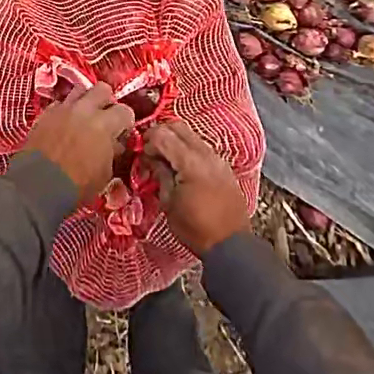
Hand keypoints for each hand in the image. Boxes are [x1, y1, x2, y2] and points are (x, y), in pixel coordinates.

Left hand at [22, 83, 134, 199]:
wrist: (39, 184)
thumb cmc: (78, 184)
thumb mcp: (105, 173)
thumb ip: (112, 152)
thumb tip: (114, 143)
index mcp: (104, 124)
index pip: (125, 111)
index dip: (126, 121)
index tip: (122, 131)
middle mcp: (84, 110)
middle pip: (102, 89)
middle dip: (106, 101)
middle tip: (104, 117)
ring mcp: (62, 109)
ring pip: (79, 90)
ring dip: (85, 101)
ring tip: (84, 117)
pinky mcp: (45, 113)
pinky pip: (60, 104)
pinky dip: (65, 110)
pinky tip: (65, 124)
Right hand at [143, 121, 249, 255]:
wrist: (232, 246)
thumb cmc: (195, 228)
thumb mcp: (168, 203)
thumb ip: (159, 174)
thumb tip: (151, 158)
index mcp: (190, 162)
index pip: (163, 134)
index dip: (147, 140)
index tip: (141, 154)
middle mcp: (206, 154)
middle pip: (178, 127)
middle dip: (160, 134)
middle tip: (151, 151)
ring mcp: (218, 160)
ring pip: (191, 135)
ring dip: (175, 141)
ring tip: (166, 160)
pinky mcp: (225, 168)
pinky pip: (202, 148)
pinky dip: (188, 150)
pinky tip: (182, 168)